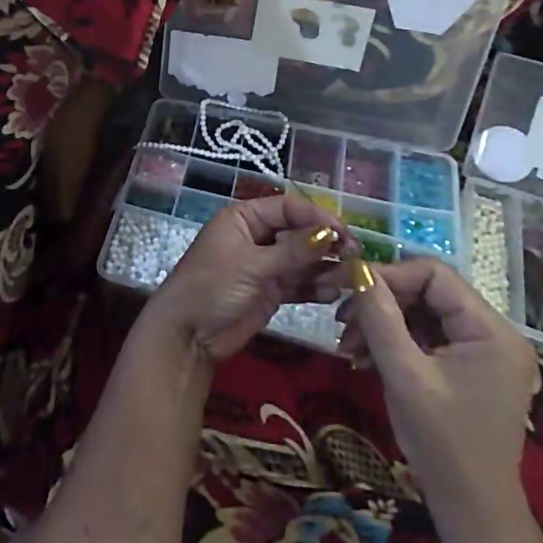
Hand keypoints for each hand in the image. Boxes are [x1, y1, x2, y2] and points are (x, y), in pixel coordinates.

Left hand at [149, 194, 353, 363]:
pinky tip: (332, 294)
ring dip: (324, 268)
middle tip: (354, 257)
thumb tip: (330, 233)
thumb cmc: (211, 288)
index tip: (345, 233)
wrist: (188, 334)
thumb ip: (292, 251)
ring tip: (345, 280)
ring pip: (304, 260)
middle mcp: (255, 237)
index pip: (288, 207)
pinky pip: (300, 283)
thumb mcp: (251, 265)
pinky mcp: (271, 291)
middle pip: (299, 232)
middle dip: (326, 244)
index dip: (317, 217)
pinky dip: (316, 287)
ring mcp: (264, 265)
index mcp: (243, 219)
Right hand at [338, 257, 536, 514]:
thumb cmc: (440, 439)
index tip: (347, 291)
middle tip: (340, 323)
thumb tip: (357, 271)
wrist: (470, 504)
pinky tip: (364, 359)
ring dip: (381, 324)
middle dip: (380, 304)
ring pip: (422, 315)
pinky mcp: (467, 368)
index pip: (435, 275)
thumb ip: (380, 317)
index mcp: (491, 330)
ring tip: (347, 347)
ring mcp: (482, 352)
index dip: (388, 276)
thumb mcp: (404, 373)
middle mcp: (493, 333)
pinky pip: (426, 338)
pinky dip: (393, 343)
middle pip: (427, 293)